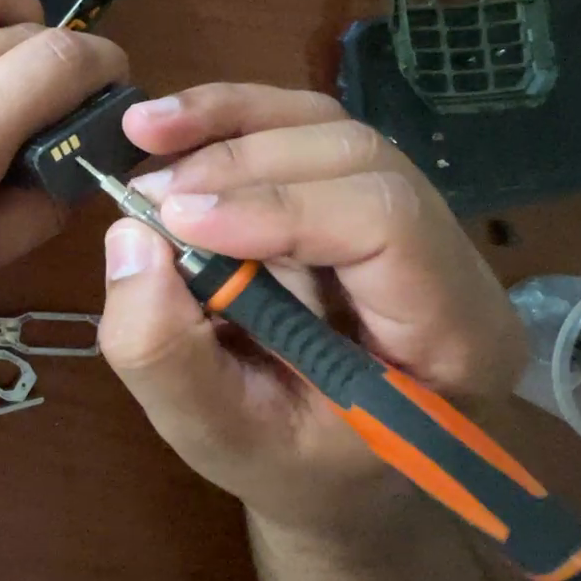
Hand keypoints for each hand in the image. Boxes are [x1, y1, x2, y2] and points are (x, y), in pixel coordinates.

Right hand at [96, 83, 522, 537]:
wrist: (324, 462)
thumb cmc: (285, 461)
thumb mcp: (213, 434)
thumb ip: (164, 353)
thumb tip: (130, 238)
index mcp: (451, 334)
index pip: (388, 225)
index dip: (279, 209)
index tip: (177, 221)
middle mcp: (442, 255)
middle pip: (356, 158)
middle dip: (240, 163)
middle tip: (147, 194)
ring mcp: (397, 209)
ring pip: (323, 125)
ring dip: (225, 121)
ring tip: (142, 135)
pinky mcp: (343, 190)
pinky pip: (292, 125)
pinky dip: (222, 118)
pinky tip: (164, 130)